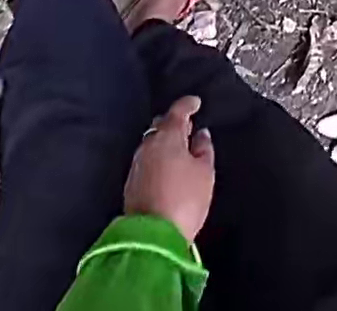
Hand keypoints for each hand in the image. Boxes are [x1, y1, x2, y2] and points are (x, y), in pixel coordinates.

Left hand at [123, 95, 214, 242]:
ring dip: (165, 141)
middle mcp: (149, 143)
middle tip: (188, 127)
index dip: (188, 104)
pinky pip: (147, 159)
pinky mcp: (131, 180)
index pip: (178, 111)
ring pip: (152, 142)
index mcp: (168, 136)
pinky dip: (157, 157)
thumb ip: (204, 149)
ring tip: (179, 148)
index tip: (196, 102)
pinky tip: (166, 167)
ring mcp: (137, 162)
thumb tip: (201, 134)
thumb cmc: (184, 199)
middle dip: (174, 122)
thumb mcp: (204, 174)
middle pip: (161, 124)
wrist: (152, 235)